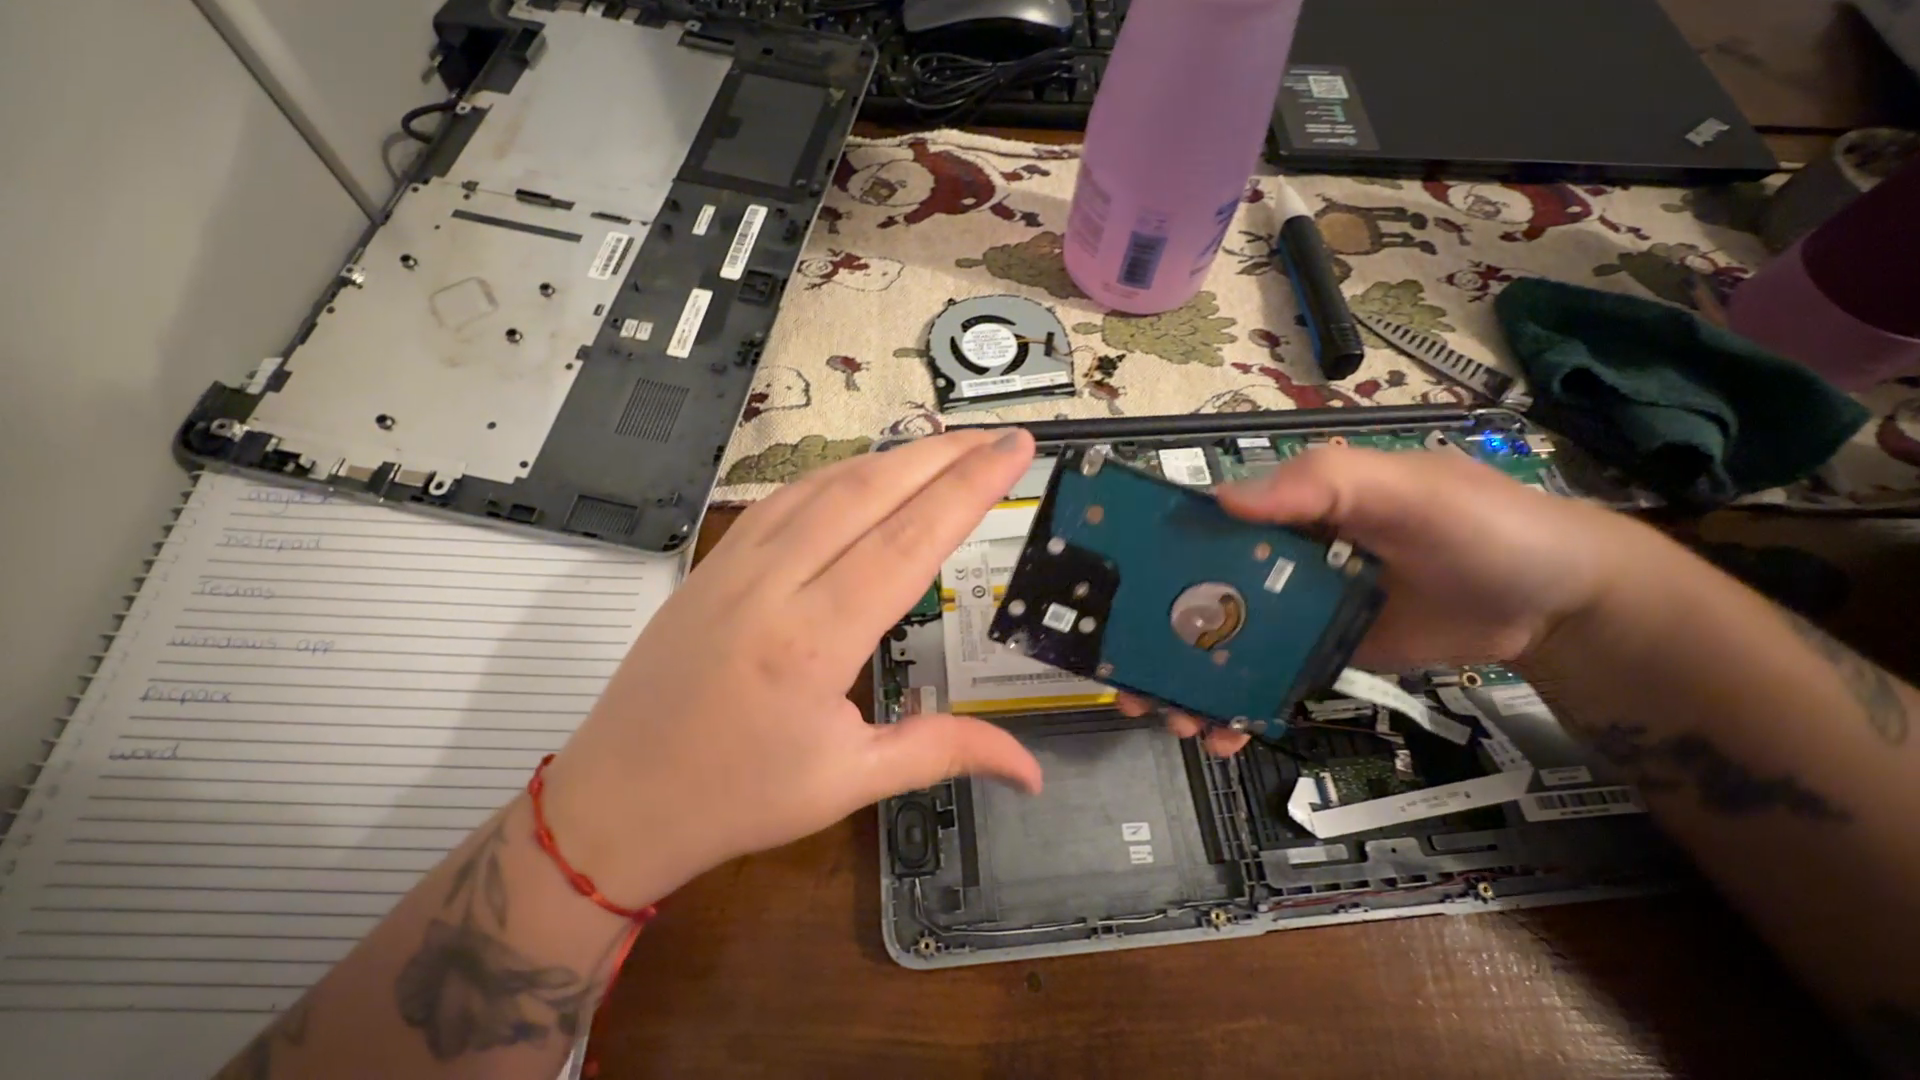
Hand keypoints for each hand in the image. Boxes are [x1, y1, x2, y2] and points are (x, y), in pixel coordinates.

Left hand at [539, 430, 1043, 903]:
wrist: (618, 799)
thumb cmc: (737, 797)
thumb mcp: (849, 781)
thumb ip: (945, 751)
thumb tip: (1033, 770)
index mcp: (815, 639)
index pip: (910, 540)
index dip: (968, 488)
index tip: (1012, 452)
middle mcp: (775, 583)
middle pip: (871, 492)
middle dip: (944, 455)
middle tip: (999, 438)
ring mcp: (736, 563)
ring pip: (825, 484)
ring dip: (893, 457)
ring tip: (948, 446)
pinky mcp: (713, 562)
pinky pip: (782, 498)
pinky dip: (837, 474)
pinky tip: (865, 473)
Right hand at [1127, 445, 1647, 755]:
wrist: (1552, 602)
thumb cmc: (1482, 525)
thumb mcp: (1407, 490)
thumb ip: (1323, 485)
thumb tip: (1222, 500)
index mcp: (1287, 507)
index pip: (1199, 524)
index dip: (1148, 557)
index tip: (1108, 597)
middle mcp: (1276, 555)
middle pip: (1195, 595)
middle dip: (1156, 638)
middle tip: (1130, 682)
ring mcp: (1295, 609)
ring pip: (1222, 645)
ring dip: (1189, 684)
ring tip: (1174, 723)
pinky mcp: (1318, 654)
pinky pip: (1263, 682)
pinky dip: (1237, 711)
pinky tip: (1223, 740)